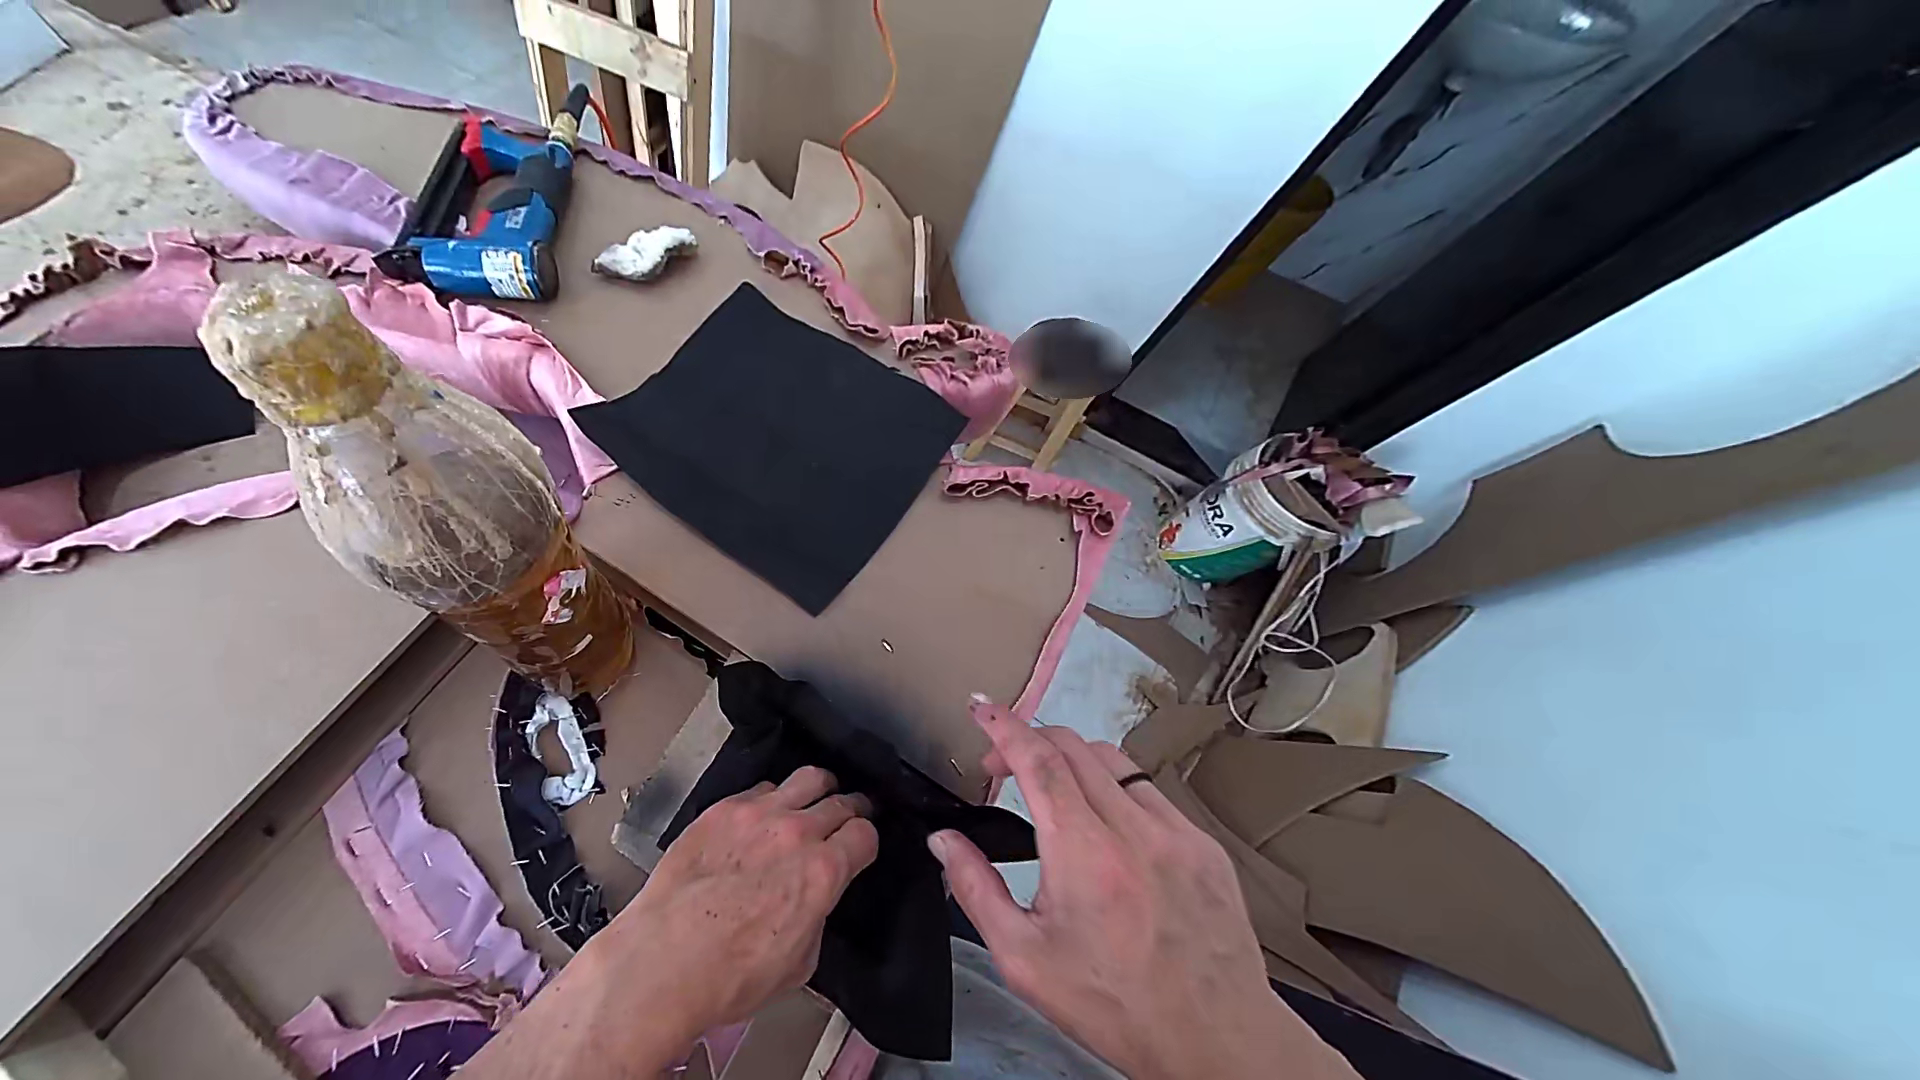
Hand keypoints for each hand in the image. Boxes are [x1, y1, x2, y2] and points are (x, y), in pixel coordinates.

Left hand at [460, 767, 876, 1079]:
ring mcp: (760, 814)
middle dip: (852, 808)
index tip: (860, 846)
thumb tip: (815, 900)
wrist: (660, 962)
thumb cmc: (728, 975)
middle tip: (849, 814)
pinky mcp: (725, 809)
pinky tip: (764, 814)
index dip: (867, 841)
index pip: (866, 833)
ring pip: (809, 776)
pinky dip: (772, 797)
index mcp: (823, 871)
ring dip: (820, 788)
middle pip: (843, 800)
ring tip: (815, 797)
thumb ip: (818, 916)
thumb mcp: (799, 963)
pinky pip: (762, 787)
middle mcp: (798, 832)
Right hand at [928, 705, 1357, 1079]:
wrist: (1217, 1039)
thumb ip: (976, 889)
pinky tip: (1107, 824)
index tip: (981, 708)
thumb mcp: (1025, 959)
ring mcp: (1175, 828)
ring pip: (1112, 759)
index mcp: (1084, 852)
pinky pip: (1148, 789)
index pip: (1038, 760)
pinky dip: (1114, 787)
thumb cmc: (1113, 1003)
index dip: (1004, 725)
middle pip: (1073, 745)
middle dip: (1029, 740)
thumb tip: (944, 839)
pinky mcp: (1202, 840)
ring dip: (1071, 759)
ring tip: (1051, 791)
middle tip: (1001, 768)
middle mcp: (1132, 826)